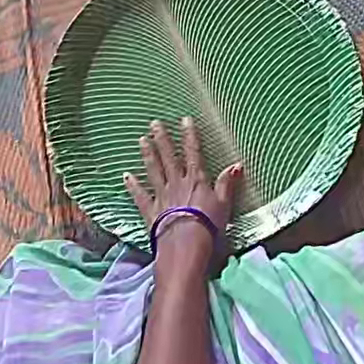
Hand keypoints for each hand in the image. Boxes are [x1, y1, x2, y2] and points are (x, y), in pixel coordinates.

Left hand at [123, 118, 242, 259]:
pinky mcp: (150, 211)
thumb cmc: (209, 225)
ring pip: (153, 170)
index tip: (184, 119)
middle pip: (168, 157)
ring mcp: (161, 196)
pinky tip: (126, 176)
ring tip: (141, 140)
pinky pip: (140, 195)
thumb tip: (237, 164)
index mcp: (196, 180)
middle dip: (162, 139)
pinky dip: (133, 185)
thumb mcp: (224, 204)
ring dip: (148, 154)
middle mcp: (177, 183)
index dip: (189, 135)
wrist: (186, 244)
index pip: (193, 152)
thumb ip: (227, 184)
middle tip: (154, 123)